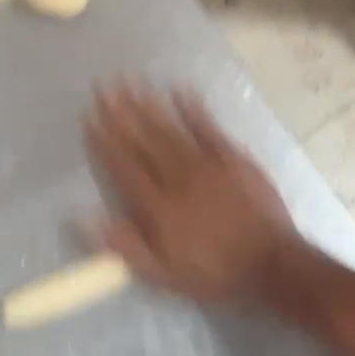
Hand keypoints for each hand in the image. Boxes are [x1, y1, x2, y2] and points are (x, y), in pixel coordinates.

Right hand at [83, 87, 301, 302]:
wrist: (269, 261)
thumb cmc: (213, 273)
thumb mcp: (162, 273)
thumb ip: (124, 245)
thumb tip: (84, 218)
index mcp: (157, 206)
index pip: (123, 167)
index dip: (105, 141)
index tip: (89, 117)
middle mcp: (178, 177)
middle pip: (145, 140)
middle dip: (122, 113)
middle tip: (104, 87)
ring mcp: (208, 164)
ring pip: (172, 129)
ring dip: (150, 104)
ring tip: (132, 82)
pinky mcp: (234, 157)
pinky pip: (209, 127)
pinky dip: (194, 108)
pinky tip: (180, 89)